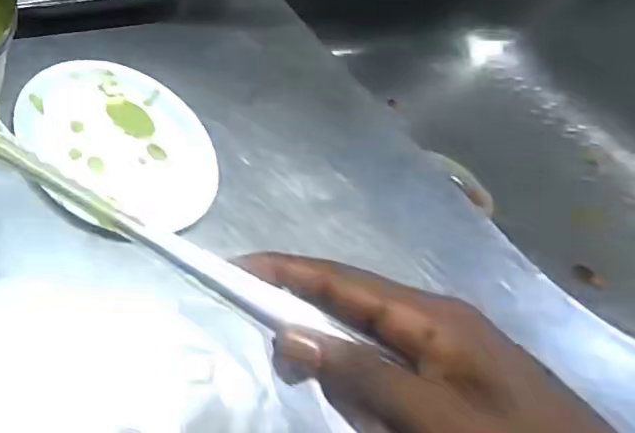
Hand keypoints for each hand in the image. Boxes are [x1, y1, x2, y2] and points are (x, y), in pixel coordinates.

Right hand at [240, 253, 613, 432]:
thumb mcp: (439, 419)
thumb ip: (359, 373)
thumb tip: (286, 335)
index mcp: (432, 316)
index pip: (330, 276)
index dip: (273, 269)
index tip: (222, 269)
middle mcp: (437, 324)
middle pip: (342, 313)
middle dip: (318, 347)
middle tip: (297, 377)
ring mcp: (454, 356)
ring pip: (364, 354)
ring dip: (354, 388)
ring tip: (378, 427)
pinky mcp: (462, 388)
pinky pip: (393, 381)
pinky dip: (379, 405)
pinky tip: (392, 428)